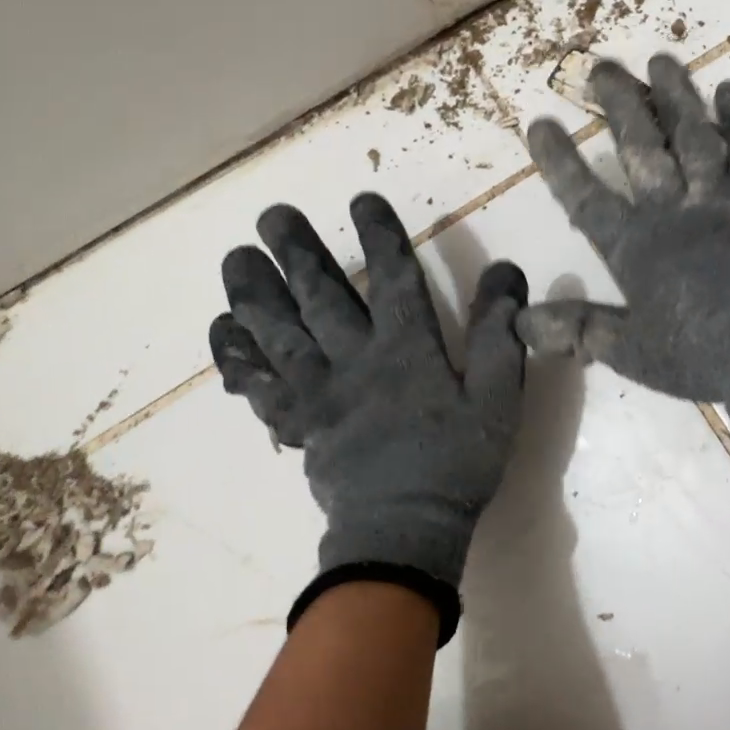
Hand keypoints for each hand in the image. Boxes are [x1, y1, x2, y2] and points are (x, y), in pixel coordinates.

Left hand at [209, 193, 525, 635]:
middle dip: (298, 252)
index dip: (380, 235)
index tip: (362, 198)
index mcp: (408, 350)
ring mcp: (318, 393)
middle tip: (272, 214)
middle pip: (322, 297)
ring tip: (236, 258)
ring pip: (279, 334)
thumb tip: (507, 272)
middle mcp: (355, 360)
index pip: (393, 278)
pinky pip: (258, 386)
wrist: (405, 531)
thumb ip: (501, 333)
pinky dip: (237, 358)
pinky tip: (222, 333)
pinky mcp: (298, 423)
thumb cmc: (459, 460)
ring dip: (255, 294)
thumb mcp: (499, 396)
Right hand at [516, 54, 729, 446]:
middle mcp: (673, 210)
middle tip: (603, 66)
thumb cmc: (696, 352)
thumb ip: (579, 328)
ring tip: (663, 60)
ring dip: (677, 96)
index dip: (560, 161)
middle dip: (619, 105)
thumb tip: (522, 323)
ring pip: (695, 136)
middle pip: (641, 147)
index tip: (539, 122)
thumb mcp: (630, 349)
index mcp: (635, 245)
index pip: (585, 197)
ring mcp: (719, 200)